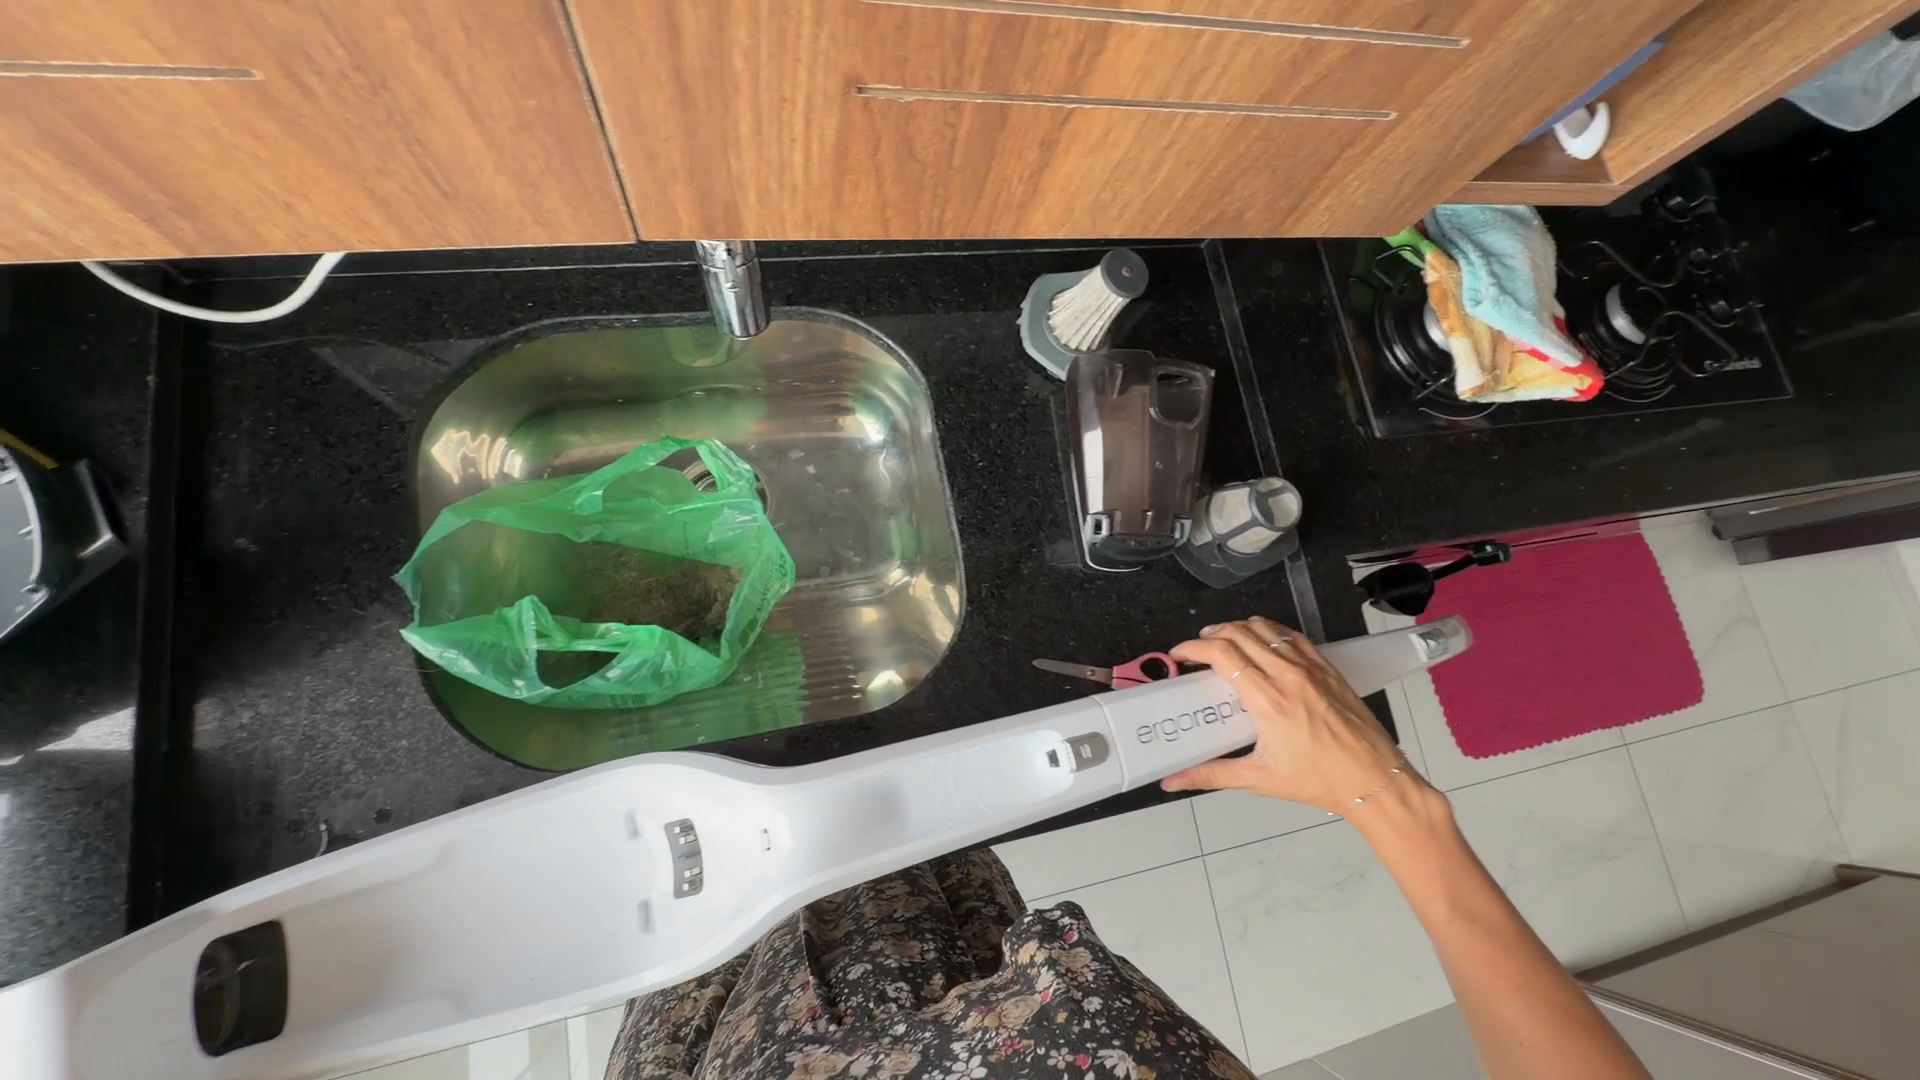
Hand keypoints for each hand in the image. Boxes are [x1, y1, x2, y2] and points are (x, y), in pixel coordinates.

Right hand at [1160, 616, 1427, 815]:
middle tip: (1196, 648)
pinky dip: (1269, 631)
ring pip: (1265, 628)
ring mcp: (1310, 668)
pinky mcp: (1327, 668)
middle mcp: (1287, 676)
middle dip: (1211, 634)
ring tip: (1224, 641)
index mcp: (1268, 700)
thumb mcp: (1259, 779)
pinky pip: (1291, 636)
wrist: (1375, 779)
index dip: (1194, 647)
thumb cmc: (1317, 780)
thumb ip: (1211, 775)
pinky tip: (1261, 642)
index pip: (1223, 654)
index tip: (1179, 654)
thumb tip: (1172, 782)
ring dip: (1238, 628)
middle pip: (1239, 633)